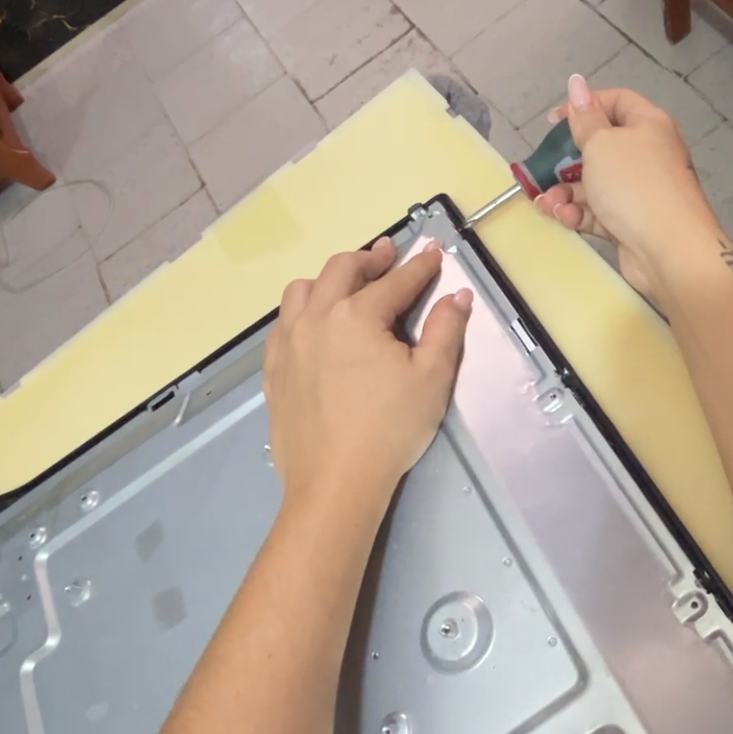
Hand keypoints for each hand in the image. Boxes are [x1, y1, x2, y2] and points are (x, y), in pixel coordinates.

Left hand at [263, 239, 471, 499]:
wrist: (335, 481)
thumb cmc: (390, 429)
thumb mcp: (432, 379)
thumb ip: (446, 330)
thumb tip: (458, 295)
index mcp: (358, 316)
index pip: (396, 281)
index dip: (419, 266)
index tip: (432, 253)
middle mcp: (317, 318)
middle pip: (342, 270)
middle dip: (370, 259)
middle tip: (388, 255)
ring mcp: (289, 342)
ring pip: (303, 290)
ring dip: (329, 279)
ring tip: (347, 286)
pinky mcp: (275, 368)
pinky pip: (284, 322)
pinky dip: (303, 309)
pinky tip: (315, 324)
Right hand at [533, 75, 721, 298]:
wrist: (669, 249)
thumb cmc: (634, 185)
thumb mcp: (602, 144)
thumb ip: (585, 118)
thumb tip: (577, 83)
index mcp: (648, 125)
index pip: (616, 102)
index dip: (584, 105)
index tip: (553, 121)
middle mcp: (647, 155)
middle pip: (601, 147)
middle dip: (567, 161)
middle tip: (542, 170)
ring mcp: (640, 192)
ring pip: (595, 184)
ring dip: (566, 193)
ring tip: (547, 204)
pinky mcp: (632, 223)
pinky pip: (600, 212)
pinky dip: (580, 214)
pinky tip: (563, 218)